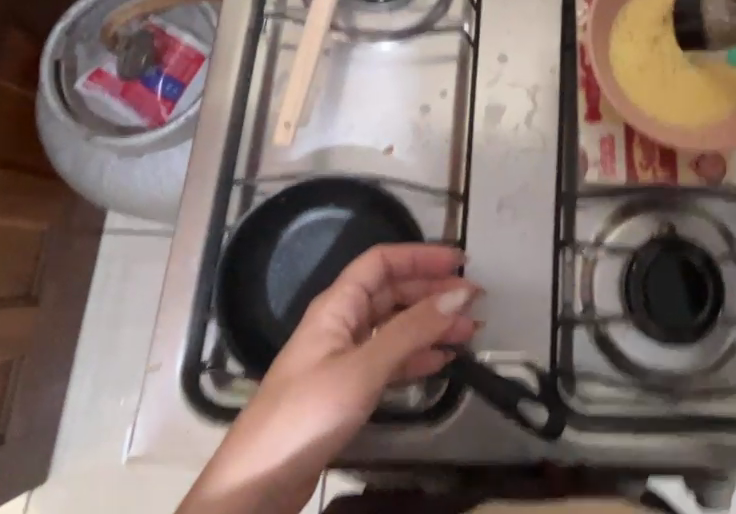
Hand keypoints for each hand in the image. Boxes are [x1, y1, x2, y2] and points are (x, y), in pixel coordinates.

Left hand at [184, 244, 478, 513]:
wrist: (259, 480)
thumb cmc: (307, 413)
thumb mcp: (364, 367)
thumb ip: (412, 330)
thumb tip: (458, 293)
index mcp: (337, 305)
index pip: (381, 262)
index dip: (420, 256)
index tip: (459, 262)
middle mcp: (341, 322)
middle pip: (392, 292)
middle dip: (433, 292)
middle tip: (475, 301)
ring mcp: (344, 356)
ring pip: (395, 326)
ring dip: (432, 324)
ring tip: (471, 332)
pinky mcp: (347, 388)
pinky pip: (391, 359)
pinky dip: (418, 356)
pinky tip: (443, 361)